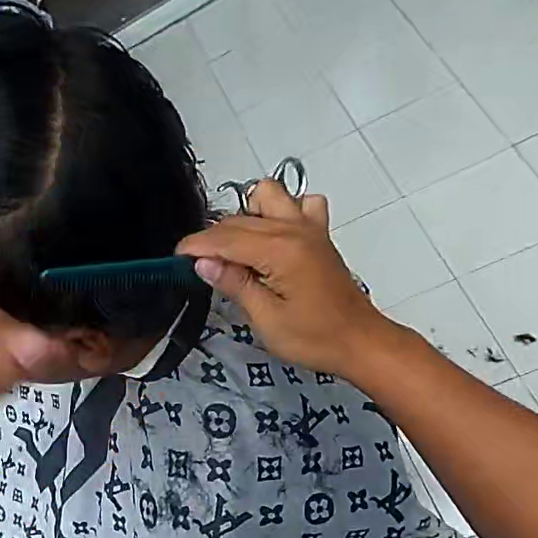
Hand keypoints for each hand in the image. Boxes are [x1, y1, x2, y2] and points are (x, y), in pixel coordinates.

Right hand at [176, 180, 408, 378]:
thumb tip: (204, 263)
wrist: (360, 342)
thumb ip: (236, 285)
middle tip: (204, 269)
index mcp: (280, 250)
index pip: (225, 238)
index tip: (177, 260)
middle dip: (215, 239)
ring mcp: (311, 228)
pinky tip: (275, 240)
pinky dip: (283, 213)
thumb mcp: (267, 320)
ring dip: (248, 215)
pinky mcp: (320, 235)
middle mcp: (295, 229)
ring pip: (269, 196)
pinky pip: (300, 205)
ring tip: (242, 251)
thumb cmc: (316, 339)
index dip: (196, 247)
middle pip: (240, 218)